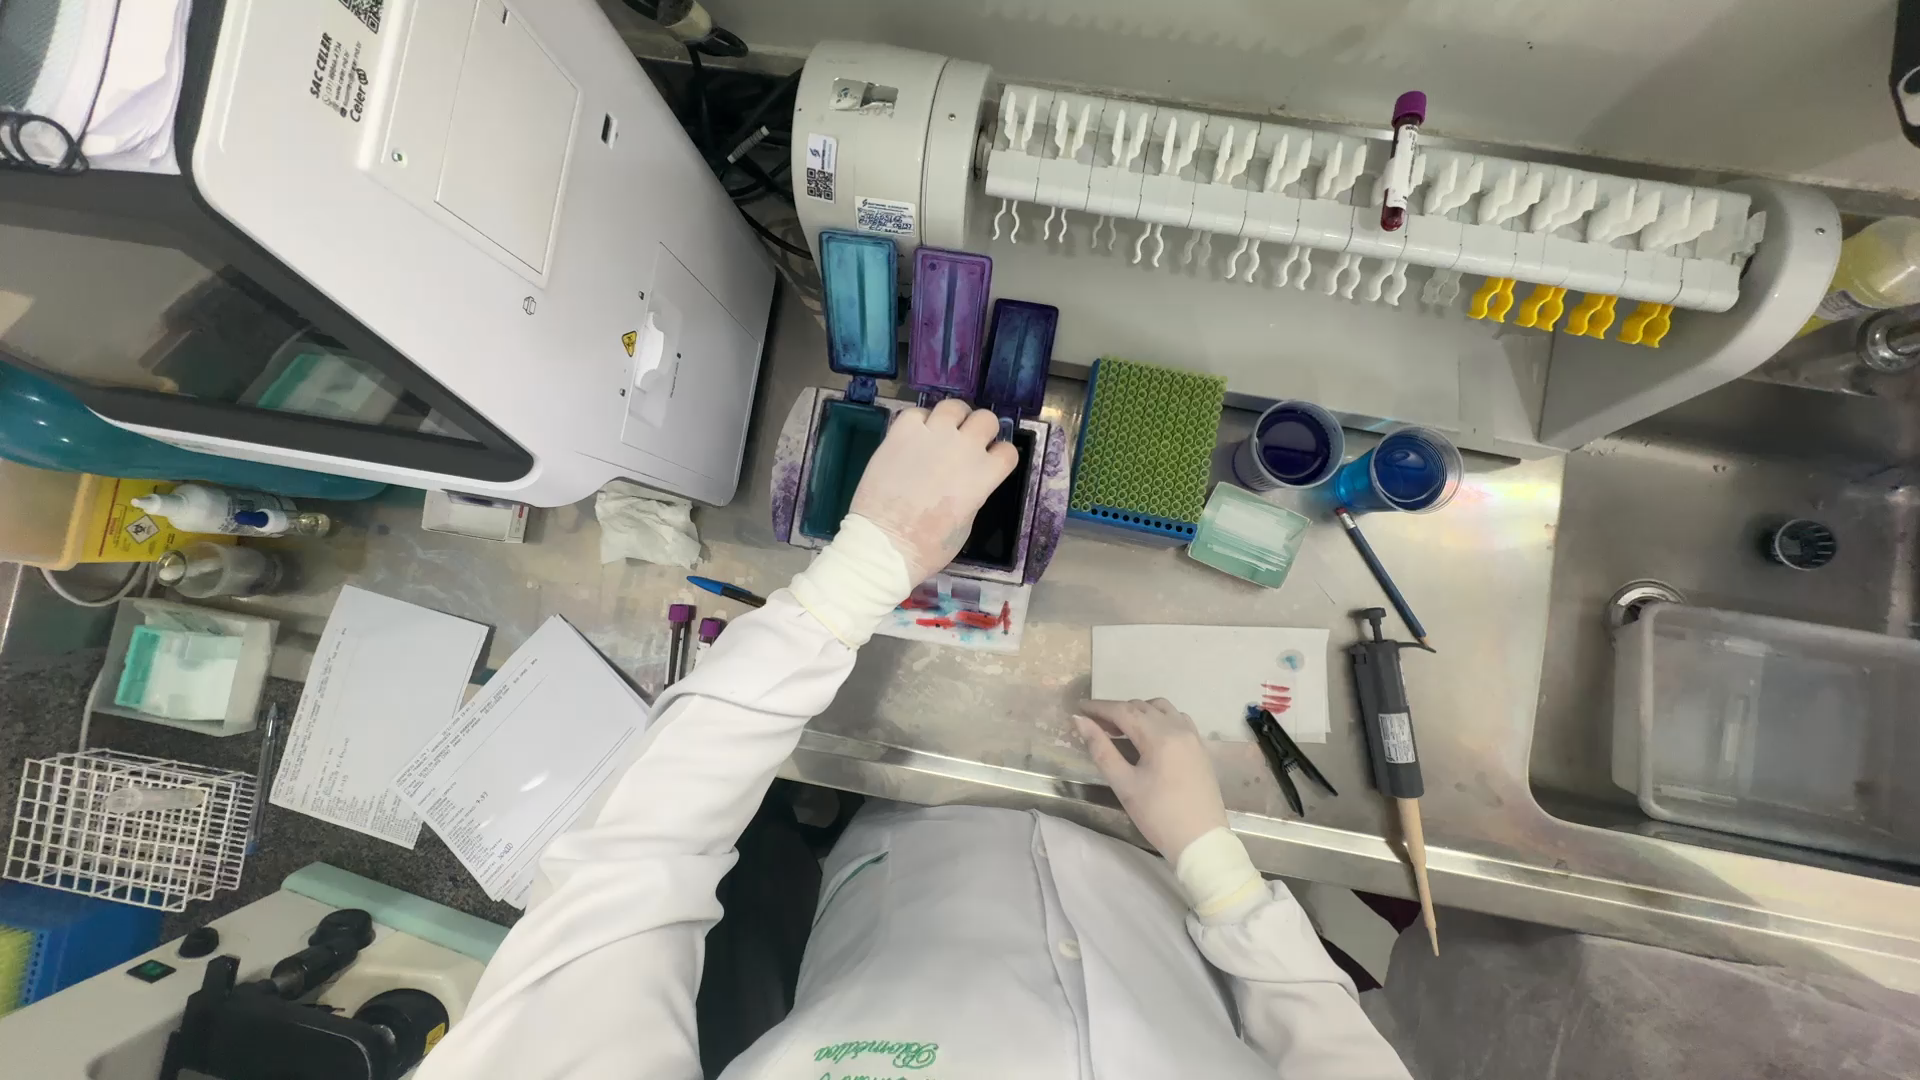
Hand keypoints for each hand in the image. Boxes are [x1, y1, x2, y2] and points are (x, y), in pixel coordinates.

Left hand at [849, 398, 1018, 582]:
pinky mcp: (901, 432)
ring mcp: (932, 435)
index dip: (999, 456)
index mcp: (985, 475)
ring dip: (953, 417)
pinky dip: (919, 421)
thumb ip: (973, 493)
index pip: (1007, 451)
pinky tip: (915, 436)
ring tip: (943, 431)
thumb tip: (968, 480)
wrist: (885, 544)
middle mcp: (963, 447)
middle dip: (981, 429)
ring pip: (953, 406)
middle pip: (986, 419)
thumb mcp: (966, 524)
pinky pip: (917, 412)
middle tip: (967, 442)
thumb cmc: (929, 547)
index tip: (990, 461)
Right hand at [1073, 699, 1228, 860]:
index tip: (1079, 709)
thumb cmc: (1158, 816)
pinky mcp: (1200, 748)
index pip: (1123, 711)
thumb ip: (1101, 749)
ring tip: (1120, 729)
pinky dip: (1158, 718)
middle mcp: (1178, 728)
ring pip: (1161, 709)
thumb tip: (1080, 721)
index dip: (1099, 708)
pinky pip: (1177, 718)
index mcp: (1160, 736)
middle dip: (1116, 711)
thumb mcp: (1124, 785)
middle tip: (1095, 724)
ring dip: (1138, 711)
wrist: (1201, 842)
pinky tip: (1148, 735)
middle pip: (1141, 707)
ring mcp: (1193, 736)